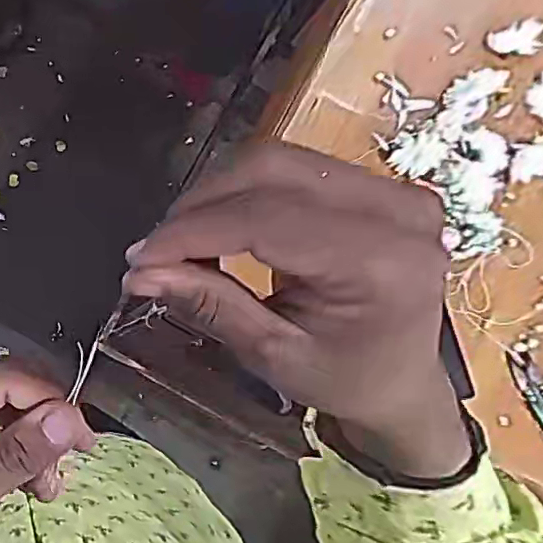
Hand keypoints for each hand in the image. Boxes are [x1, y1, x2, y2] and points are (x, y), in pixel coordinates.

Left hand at [0, 365, 95, 542]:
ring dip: (40, 442)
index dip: (51, 401)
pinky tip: (33, 483)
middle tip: (64, 467)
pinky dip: (28, 450)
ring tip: (45, 486)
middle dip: (47, 423)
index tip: (82, 440)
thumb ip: (15, 456)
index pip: (6, 378)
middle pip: (15, 385)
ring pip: (18, 404)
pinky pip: (9, 424)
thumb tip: (68, 419)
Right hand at [122, 144, 470, 478]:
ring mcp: (392, 190)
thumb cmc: (344, 380)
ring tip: (181, 240)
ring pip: (276, 160)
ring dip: (215, 194)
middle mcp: (395, 210)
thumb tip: (141, 273)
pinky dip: (242, 191)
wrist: (401, 382)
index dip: (191, 232)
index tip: (140, 257)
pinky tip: (218, 224)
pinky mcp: (378, 185)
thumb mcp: (272, 355)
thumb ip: (210, 304)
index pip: (264, 218)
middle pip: (269, 170)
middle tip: (156, 250)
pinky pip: (293, 168)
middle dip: (198, 206)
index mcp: (378, 260)